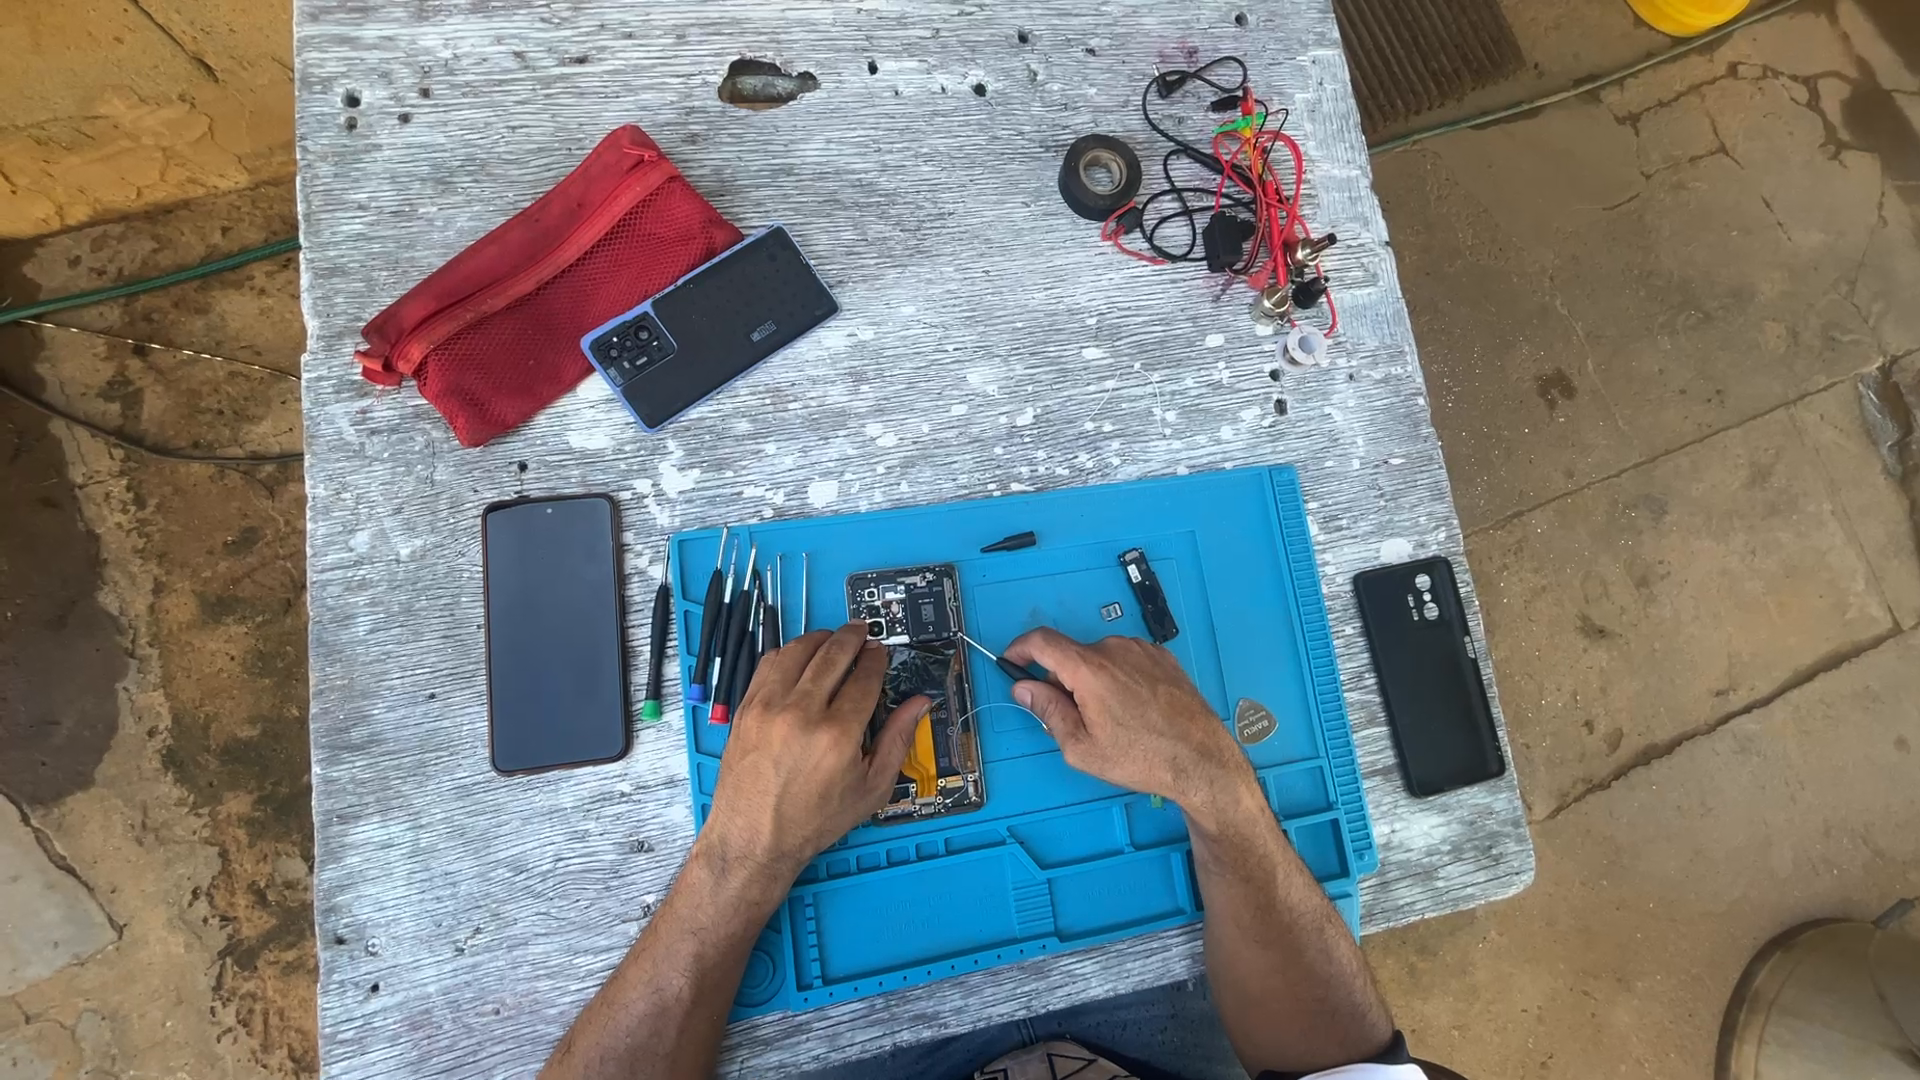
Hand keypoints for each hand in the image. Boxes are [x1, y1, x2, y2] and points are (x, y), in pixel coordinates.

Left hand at [702, 624, 929, 879]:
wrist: (754, 839)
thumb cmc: (816, 819)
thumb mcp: (872, 789)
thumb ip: (898, 740)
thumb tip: (920, 702)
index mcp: (838, 734)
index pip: (864, 677)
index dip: (876, 658)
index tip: (880, 651)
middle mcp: (802, 713)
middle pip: (833, 654)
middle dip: (853, 637)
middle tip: (863, 632)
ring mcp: (769, 707)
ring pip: (798, 650)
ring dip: (821, 638)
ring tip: (833, 639)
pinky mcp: (747, 708)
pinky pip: (769, 663)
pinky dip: (789, 652)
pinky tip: (801, 656)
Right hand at [1002, 628, 1255, 821]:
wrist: (1202, 761)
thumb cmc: (1140, 758)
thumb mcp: (1081, 746)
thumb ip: (1047, 711)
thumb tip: (1024, 688)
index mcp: (1089, 668)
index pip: (1041, 641)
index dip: (1019, 648)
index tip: (1011, 662)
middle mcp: (1114, 648)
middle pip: (1072, 655)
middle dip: (1062, 680)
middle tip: (1070, 717)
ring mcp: (1141, 650)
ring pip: (1099, 659)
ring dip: (1092, 680)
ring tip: (1110, 719)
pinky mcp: (1162, 658)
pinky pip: (1126, 661)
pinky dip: (1117, 678)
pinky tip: (1132, 710)